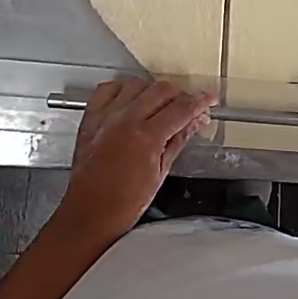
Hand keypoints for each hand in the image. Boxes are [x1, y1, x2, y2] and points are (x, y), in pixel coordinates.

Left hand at [54, 78, 214, 240]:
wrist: (88, 214)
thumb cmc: (124, 203)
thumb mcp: (160, 172)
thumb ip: (179, 140)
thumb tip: (197, 121)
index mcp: (146, 137)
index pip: (181, 108)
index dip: (200, 102)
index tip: (209, 100)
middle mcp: (126, 120)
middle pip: (161, 90)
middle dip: (180, 95)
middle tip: (188, 106)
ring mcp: (106, 117)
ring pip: (137, 84)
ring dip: (153, 91)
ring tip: (161, 105)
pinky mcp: (91, 119)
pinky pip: (107, 89)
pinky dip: (123, 89)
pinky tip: (131, 99)